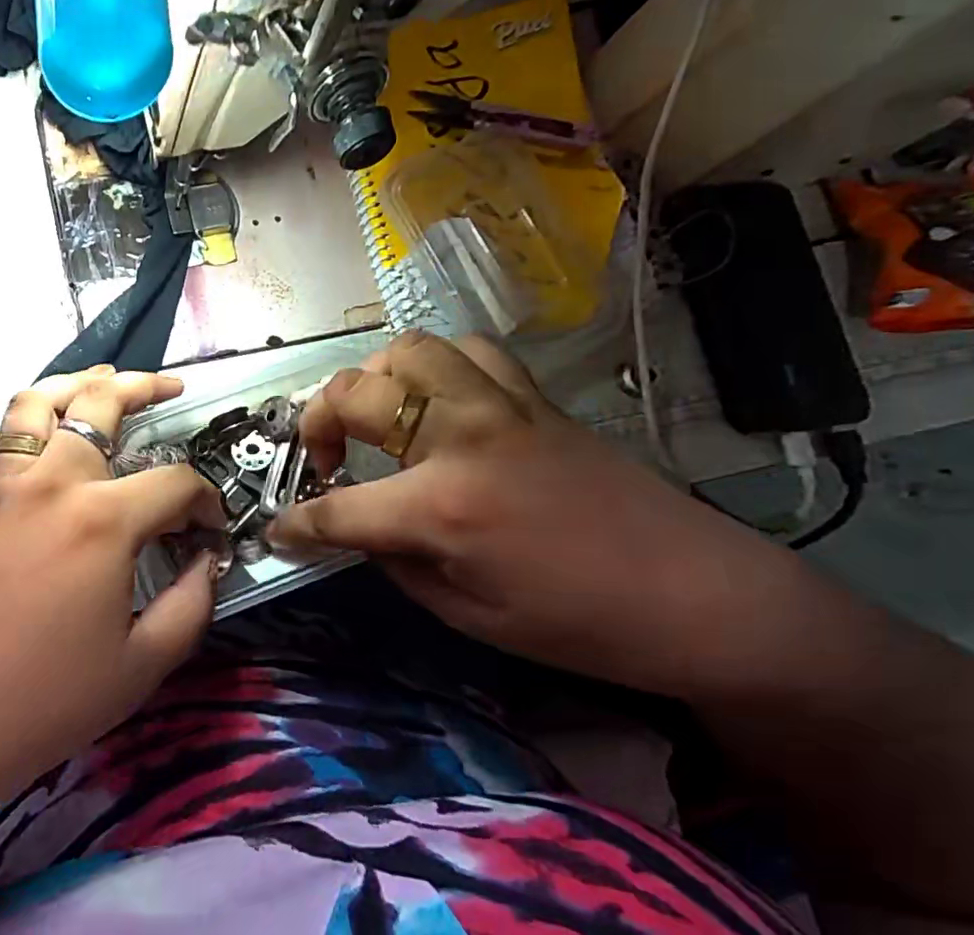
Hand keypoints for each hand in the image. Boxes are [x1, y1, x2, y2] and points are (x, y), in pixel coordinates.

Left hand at [0, 365, 226, 822]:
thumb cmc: (46, 703)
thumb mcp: (144, 662)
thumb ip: (192, 601)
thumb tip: (207, 561)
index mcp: (103, 520)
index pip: (176, 483)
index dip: (207, 502)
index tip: (214, 529)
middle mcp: (52, 483)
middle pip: (101, 403)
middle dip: (146, 387)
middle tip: (174, 389)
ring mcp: (5, 486)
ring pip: (36, 401)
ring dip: (77, 383)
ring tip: (106, 382)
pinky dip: (27, 418)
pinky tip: (47, 430)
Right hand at [268, 332, 810, 698]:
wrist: (694, 592)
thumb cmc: (577, 623)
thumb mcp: (467, 614)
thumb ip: (397, 561)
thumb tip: (357, 529)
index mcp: (443, 507)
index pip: (339, 509)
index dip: (297, 524)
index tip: (278, 530)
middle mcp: (461, 437)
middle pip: (356, 395)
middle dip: (316, 423)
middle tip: (322, 461)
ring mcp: (500, 405)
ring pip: (410, 350)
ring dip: (373, 378)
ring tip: (373, 415)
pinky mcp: (533, 396)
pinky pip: (470, 351)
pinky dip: (436, 366)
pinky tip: (436, 399)